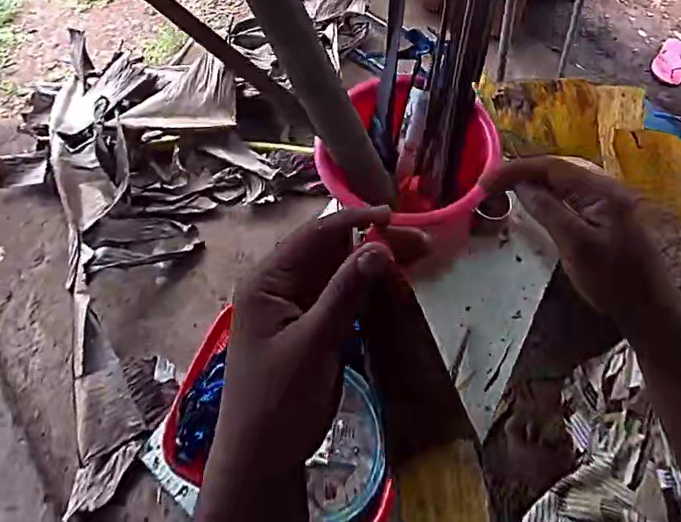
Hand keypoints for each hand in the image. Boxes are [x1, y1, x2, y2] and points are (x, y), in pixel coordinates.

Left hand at [203, 208, 424, 503]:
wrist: (262, 465)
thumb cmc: (276, 403)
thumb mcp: (311, 346)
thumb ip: (344, 295)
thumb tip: (378, 248)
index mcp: (268, 279)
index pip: (314, 236)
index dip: (354, 220)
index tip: (391, 216)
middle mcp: (282, 283)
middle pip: (332, 250)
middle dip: (373, 242)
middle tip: (419, 241)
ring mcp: (298, 304)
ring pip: (342, 271)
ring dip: (376, 263)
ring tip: (418, 255)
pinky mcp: (314, 324)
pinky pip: (345, 295)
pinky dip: (371, 287)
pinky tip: (398, 282)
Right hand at [491, 156, 672, 323]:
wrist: (652, 314)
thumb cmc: (615, 282)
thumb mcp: (576, 246)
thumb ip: (547, 210)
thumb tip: (521, 186)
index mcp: (601, 189)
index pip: (549, 167)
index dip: (514, 169)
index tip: (485, 181)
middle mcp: (604, 186)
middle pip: (553, 168)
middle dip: (519, 171)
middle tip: (489, 184)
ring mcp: (606, 199)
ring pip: (559, 180)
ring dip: (530, 181)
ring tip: (502, 188)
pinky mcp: (604, 213)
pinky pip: (567, 193)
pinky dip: (544, 193)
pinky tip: (530, 199)